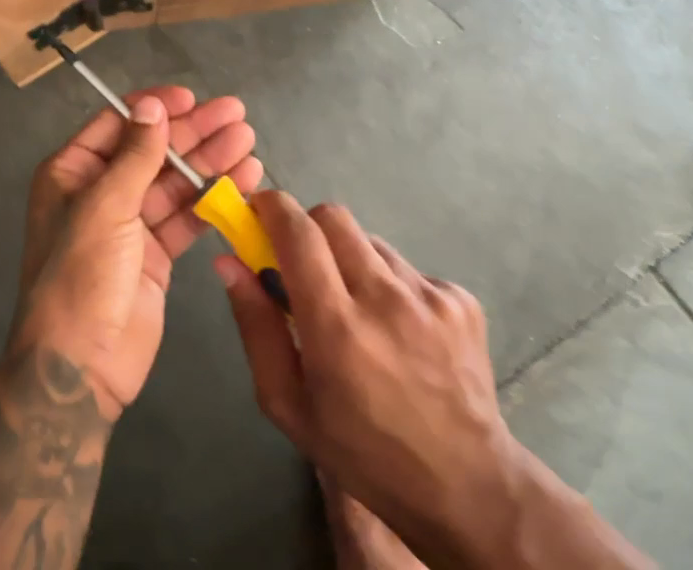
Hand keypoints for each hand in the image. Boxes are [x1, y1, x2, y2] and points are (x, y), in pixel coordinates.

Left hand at [11, 86, 262, 417]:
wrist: (81, 363)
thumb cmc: (81, 274)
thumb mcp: (104, 207)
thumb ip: (134, 156)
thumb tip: (153, 107)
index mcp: (72, 173)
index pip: (117, 126)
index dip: (155, 109)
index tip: (193, 98)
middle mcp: (99, 193)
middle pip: (152, 151)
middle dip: (193, 133)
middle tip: (236, 116)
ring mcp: (129, 226)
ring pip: (174, 183)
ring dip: (209, 163)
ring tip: (248, 143)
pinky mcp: (155, 256)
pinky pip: (186, 218)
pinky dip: (212, 200)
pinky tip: (242, 181)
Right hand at [215, 192, 527, 565]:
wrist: (465, 483)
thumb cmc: (359, 450)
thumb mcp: (286, 402)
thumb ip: (255, 326)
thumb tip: (228, 262)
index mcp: (337, 327)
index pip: (299, 233)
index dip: (271, 208)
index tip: (256, 210)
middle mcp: (386, 298)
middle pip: (334, 218)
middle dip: (307, 229)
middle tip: (301, 265)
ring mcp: (431, 296)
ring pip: (371, 242)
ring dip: (350, 260)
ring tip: (356, 311)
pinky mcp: (462, 300)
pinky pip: (408, 269)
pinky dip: (390, 286)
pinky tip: (397, 331)